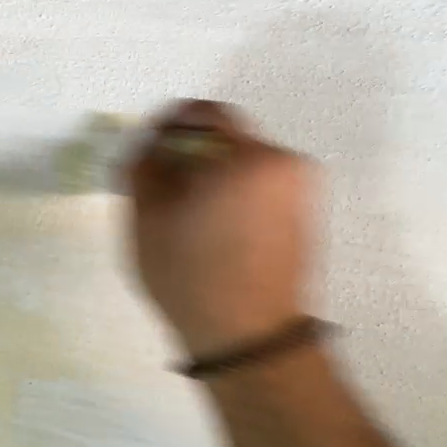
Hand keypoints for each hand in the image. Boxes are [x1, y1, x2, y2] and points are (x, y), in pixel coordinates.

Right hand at [126, 99, 316, 357]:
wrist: (246, 332)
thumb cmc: (188, 273)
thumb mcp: (146, 218)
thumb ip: (143, 167)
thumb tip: (149, 144)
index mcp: (247, 157)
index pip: (204, 114)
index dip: (168, 124)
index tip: (144, 150)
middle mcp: (284, 162)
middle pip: (224, 139)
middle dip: (187, 155)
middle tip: (155, 188)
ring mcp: (300, 189)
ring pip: (240, 165)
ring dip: (207, 177)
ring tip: (178, 215)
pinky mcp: (303, 214)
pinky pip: (256, 187)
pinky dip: (228, 195)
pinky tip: (206, 230)